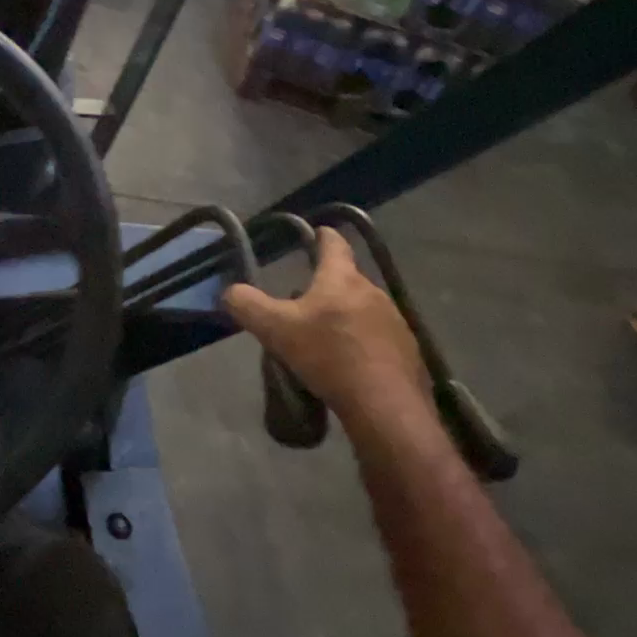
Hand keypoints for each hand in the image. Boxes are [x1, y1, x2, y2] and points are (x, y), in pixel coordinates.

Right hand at [222, 227, 430, 422]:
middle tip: (303, 302)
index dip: (323, 236)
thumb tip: (229, 291)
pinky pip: (378, 337)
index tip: (316, 233)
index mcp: (342, 279)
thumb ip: (247, 305)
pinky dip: (361, 342)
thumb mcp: (275, 329)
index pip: (334, 245)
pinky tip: (348, 362)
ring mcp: (394, 321)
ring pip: (363, 309)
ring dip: (344, 316)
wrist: (384, 404)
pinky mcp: (406, 350)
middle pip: (347, 280)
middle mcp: (373, 292)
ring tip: (324, 336)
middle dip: (326, 286)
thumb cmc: (328, 356)